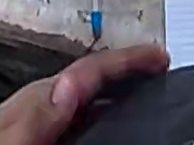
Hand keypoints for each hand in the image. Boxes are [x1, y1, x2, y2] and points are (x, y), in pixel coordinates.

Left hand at [0, 43, 168, 144]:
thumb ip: (35, 118)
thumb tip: (71, 83)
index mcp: (36, 102)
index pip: (89, 72)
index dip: (127, 61)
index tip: (160, 57)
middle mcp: (39, 109)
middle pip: (92, 82)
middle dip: (127, 73)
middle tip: (160, 73)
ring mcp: (36, 127)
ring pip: (84, 105)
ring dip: (114, 96)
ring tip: (142, 96)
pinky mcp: (33, 138)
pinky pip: (74, 126)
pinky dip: (96, 120)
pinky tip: (105, 130)